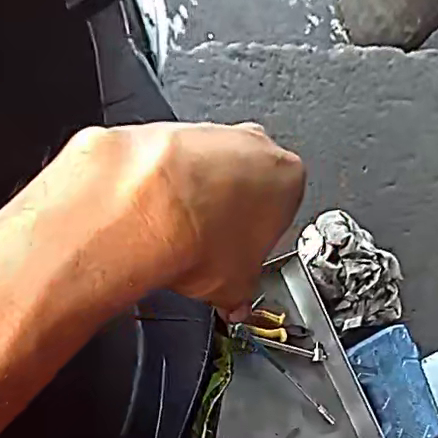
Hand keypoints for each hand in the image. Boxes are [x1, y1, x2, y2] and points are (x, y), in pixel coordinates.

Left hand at [50, 122, 305, 313]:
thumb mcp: (236, 288)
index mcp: (289, 178)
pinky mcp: (166, 134)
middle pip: (246, 191)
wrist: (148, 209)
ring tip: (181, 246)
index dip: (259, 248)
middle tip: (211, 259)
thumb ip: (242, 295)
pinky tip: (158, 226)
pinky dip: (166, 194)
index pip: (282, 218)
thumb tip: (234, 303)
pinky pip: (172, 170)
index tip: (242, 266)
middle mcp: (254, 145)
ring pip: (208, 177)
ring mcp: (209, 134)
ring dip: (197, 207)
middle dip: (228, 223)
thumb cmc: (200, 234)